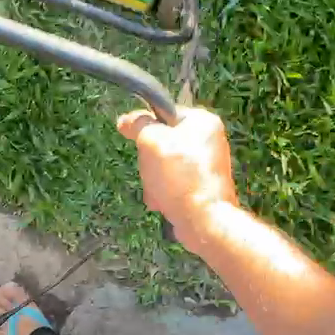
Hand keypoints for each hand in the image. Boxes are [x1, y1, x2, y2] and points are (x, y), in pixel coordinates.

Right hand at [116, 107, 238, 238]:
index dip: (146, 127)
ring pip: (163, 165)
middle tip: (151, 172)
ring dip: (153, 180)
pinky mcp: (201, 187)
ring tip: (158, 192)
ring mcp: (205, 166)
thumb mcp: (152, 141)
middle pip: (162, 142)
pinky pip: (173, 183)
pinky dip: (163, 192)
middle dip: (149, 161)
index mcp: (203, 122)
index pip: (164, 113)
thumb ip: (139, 125)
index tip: (135, 140)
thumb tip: (126, 120)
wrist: (204, 220)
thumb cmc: (180, 176)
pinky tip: (163, 203)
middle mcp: (208, 141)